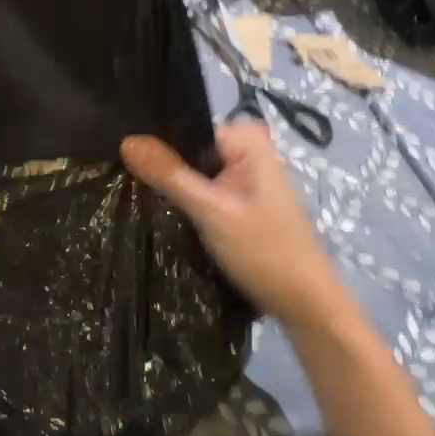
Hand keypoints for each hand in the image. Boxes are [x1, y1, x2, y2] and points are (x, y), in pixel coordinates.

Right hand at [121, 120, 344, 329]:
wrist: (308, 308)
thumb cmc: (266, 253)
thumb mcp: (211, 212)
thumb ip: (169, 175)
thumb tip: (126, 140)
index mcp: (249, 143)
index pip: (190, 127)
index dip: (160, 141)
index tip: (129, 157)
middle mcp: (251, 153)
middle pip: (193, 147)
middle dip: (166, 163)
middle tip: (133, 178)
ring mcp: (248, 180)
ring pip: (198, 170)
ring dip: (176, 183)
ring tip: (145, 195)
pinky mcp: (244, 203)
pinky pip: (207, 188)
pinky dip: (190, 198)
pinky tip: (170, 212)